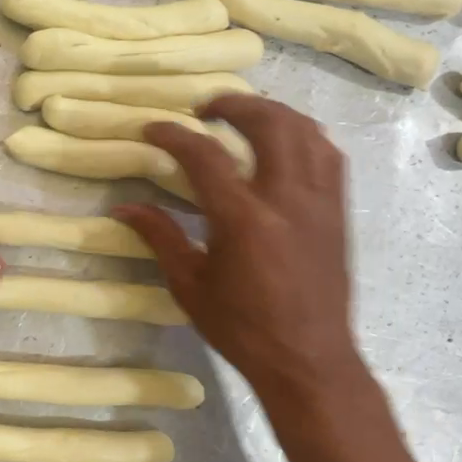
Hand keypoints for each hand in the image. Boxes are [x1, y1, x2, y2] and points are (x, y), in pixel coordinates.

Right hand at [114, 94, 362, 403]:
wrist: (307, 357)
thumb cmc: (241, 327)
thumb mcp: (189, 285)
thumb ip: (160, 237)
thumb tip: (123, 208)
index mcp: (244, 219)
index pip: (206, 156)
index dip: (174, 135)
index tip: (153, 128)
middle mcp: (287, 199)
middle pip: (268, 124)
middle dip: (234, 104)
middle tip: (205, 108)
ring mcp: (320, 201)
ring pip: (305, 131)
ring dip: (272, 112)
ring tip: (245, 115)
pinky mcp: (338, 210)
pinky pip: (328, 154)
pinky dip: (304, 135)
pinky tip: (285, 142)